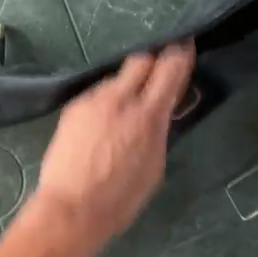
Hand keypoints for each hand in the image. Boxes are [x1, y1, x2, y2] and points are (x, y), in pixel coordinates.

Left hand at [28, 43, 195, 256]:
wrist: (71, 210)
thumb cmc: (120, 199)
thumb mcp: (154, 166)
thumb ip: (160, 131)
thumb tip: (162, 112)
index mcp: (148, 116)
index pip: (170, 69)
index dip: (181, 54)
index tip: (186, 46)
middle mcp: (121, 99)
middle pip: (141, 60)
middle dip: (152, 63)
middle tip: (156, 77)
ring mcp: (94, 100)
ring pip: (116, 79)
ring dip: (126, 87)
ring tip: (124, 113)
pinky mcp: (74, 108)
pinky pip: (98, 95)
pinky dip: (106, 103)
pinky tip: (102, 126)